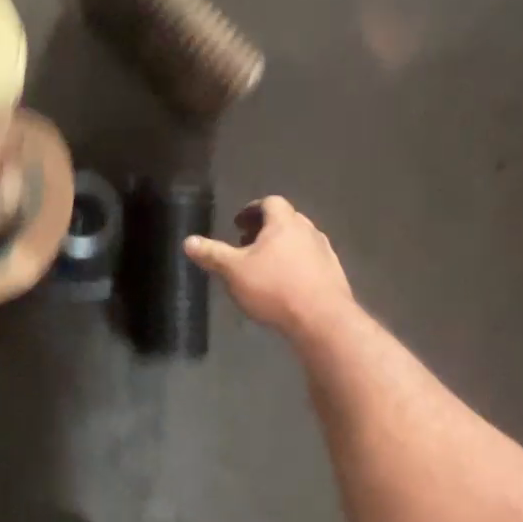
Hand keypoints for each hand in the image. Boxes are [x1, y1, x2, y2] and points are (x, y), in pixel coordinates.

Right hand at [185, 196, 357, 342]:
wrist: (322, 319)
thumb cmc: (274, 288)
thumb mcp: (233, 271)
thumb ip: (212, 254)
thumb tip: (188, 241)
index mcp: (284, 223)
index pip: (270, 202)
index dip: (252, 209)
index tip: (238, 223)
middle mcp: (308, 231)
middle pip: (286, 220)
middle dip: (265, 229)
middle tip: (246, 244)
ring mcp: (325, 252)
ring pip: (299, 240)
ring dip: (281, 247)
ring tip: (264, 266)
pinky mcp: (333, 273)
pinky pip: (310, 260)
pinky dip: (295, 264)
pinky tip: (285, 284)